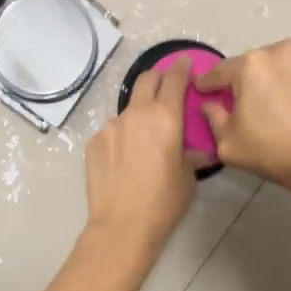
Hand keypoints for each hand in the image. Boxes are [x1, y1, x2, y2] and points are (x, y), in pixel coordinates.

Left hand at [83, 57, 207, 246]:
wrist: (122, 225)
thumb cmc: (163, 202)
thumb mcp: (188, 178)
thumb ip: (192, 155)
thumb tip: (197, 152)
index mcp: (165, 117)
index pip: (175, 79)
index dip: (182, 69)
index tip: (185, 64)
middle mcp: (136, 114)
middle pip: (147, 80)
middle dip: (158, 77)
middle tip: (166, 85)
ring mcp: (110, 127)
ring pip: (128, 110)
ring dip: (138, 114)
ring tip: (143, 137)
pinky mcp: (93, 143)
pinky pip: (111, 132)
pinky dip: (121, 137)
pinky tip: (124, 159)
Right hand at [194, 39, 290, 188]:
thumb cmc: (275, 153)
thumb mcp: (229, 145)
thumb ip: (213, 118)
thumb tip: (210, 104)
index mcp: (251, 65)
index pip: (221, 71)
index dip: (210, 83)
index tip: (205, 90)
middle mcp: (282, 49)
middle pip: (257, 64)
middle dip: (251, 81)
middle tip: (253, 104)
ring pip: (288, 64)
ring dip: (282, 78)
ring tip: (286, 104)